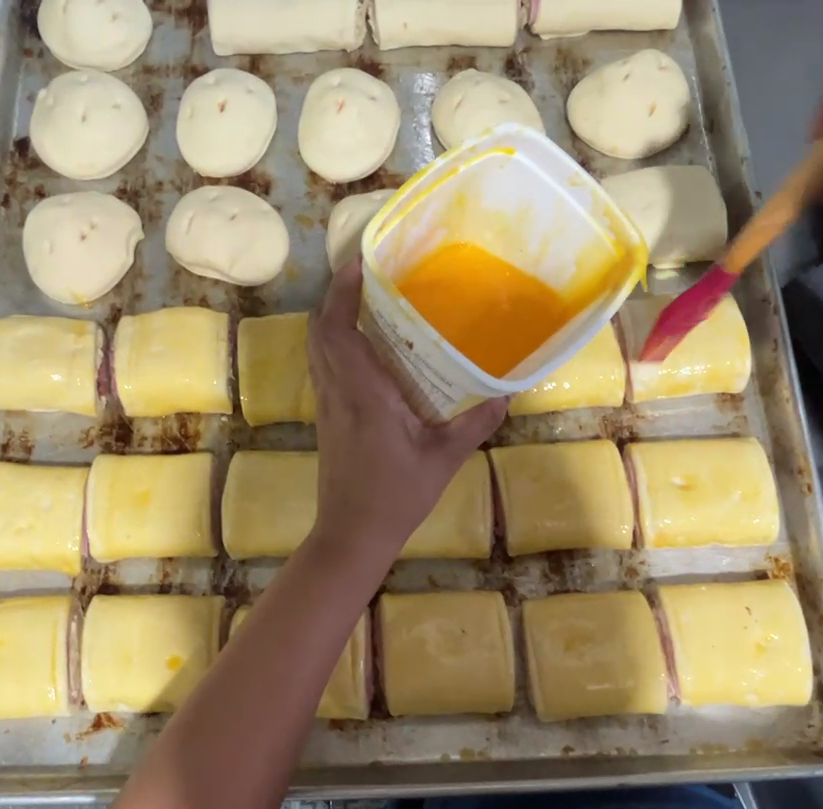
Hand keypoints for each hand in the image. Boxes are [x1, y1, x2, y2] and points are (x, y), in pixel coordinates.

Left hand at [307, 259, 506, 559]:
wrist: (351, 534)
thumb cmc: (396, 497)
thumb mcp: (443, 460)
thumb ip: (473, 424)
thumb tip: (505, 395)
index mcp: (363, 394)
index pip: (338, 329)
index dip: (343, 291)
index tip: (360, 261)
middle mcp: (336, 392)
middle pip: (319, 331)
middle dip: (336, 297)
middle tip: (368, 277)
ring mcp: (326, 407)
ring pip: (317, 350)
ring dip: (334, 320)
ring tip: (367, 304)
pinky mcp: (326, 420)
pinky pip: (324, 369)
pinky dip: (336, 346)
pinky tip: (366, 352)